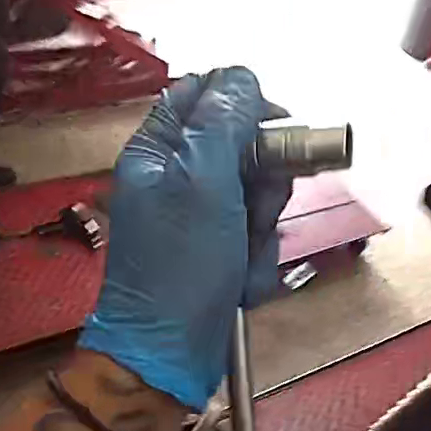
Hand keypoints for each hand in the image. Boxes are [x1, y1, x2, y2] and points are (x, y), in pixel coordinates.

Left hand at [79, 68, 293, 409]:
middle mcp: (173, 182)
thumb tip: (241, 76)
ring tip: (240, 261)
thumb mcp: (202, 183)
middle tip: (253, 214)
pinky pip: (251, 241)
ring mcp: (195, 223)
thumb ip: (222, 121)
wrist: (167, 354)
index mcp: (156, 153)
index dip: (246, 106)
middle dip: (260, 185)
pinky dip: (253, 264)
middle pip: (241, 150)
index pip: (204, 95)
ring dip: (259, 232)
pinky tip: (239, 285)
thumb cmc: (181, 267)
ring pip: (254, 199)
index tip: (275, 132)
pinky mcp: (213, 257)